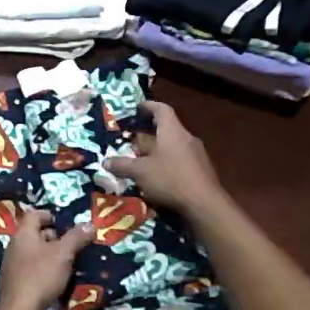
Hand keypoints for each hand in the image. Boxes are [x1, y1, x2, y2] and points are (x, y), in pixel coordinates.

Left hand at [0, 209, 92, 309]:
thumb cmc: (41, 275)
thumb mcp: (63, 254)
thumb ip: (76, 237)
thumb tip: (89, 224)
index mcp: (22, 234)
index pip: (33, 215)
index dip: (49, 215)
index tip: (63, 221)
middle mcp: (14, 247)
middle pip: (35, 235)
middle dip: (54, 237)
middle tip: (72, 243)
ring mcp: (13, 267)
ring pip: (35, 254)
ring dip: (51, 256)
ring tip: (69, 262)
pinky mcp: (17, 284)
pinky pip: (33, 270)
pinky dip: (46, 270)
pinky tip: (58, 279)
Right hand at [105, 101, 222, 213]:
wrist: (204, 203)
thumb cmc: (170, 179)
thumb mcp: (140, 172)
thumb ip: (122, 165)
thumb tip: (105, 161)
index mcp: (172, 131)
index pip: (162, 109)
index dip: (149, 106)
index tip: (138, 107)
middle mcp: (186, 138)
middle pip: (168, 128)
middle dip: (150, 132)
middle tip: (134, 139)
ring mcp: (197, 154)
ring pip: (174, 145)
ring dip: (159, 149)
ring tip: (144, 159)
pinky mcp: (201, 169)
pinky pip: (181, 158)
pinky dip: (168, 161)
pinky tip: (159, 175)